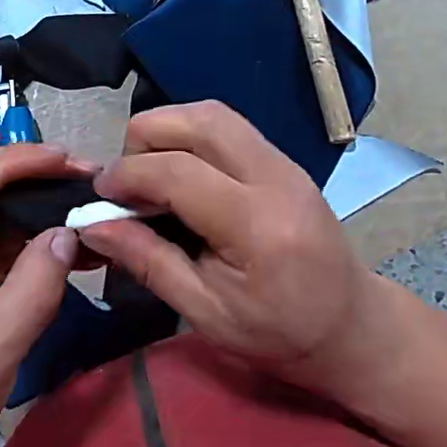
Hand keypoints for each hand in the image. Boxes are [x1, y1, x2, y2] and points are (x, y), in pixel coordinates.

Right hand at [77, 101, 391, 395]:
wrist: (354, 328)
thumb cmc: (280, 334)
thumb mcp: (206, 313)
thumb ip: (148, 261)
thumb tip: (92, 224)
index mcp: (258, 226)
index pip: (177, 172)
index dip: (127, 174)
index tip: (101, 195)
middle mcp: (275, 178)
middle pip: (196, 121)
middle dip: (144, 140)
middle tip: (129, 183)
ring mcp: (284, 161)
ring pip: (209, 113)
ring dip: (166, 131)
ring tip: (150, 173)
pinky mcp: (282, 158)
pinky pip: (224, 124)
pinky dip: (187, 135)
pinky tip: (178, 170)